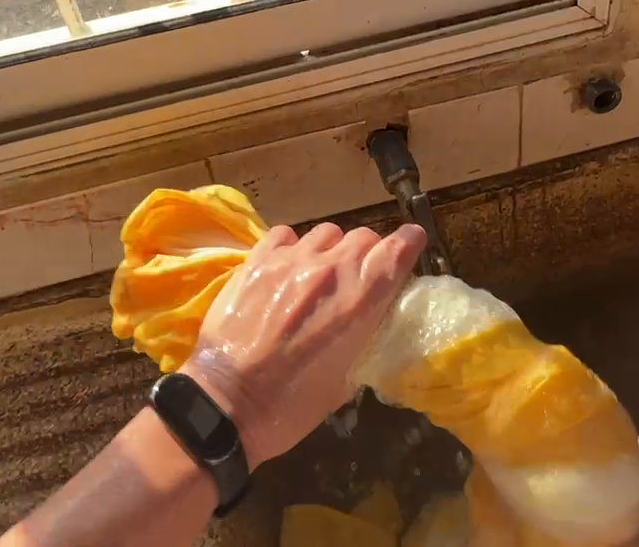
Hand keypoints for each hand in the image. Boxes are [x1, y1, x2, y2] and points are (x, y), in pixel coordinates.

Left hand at [179, 222, 426, 463]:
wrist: (226, 404)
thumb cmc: (293, 405)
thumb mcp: (347, 379)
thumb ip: (365, 336)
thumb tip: (372, 316)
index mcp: (360, 301)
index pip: (398, 249)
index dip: (409, 242)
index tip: (411, 243)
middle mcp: (331, 269)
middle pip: (364, 237)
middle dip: (367, 254)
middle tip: (356, 277)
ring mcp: (292, 259)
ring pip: (326, 232)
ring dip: (329, 249)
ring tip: (316, 273)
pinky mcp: (259, 258)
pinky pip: (286, 234)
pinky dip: (291, 246)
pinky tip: (285, 267)